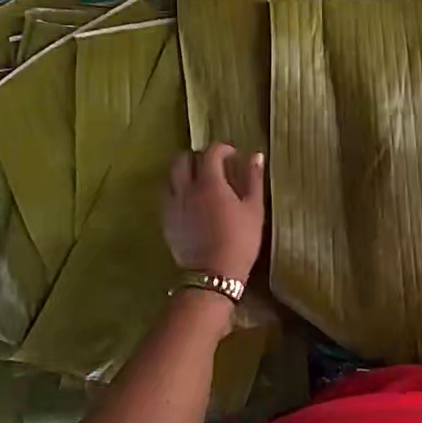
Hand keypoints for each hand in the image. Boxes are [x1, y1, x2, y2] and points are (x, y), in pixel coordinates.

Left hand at [162, 144, 264, 281]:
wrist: (214, 274)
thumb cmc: (241, 239)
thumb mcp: (254, 208)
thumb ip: (253, 179)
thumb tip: (255, 155)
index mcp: (209, 182)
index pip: (211, 152)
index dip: (223, 149)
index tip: (233, 155)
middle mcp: (185, 189)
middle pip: (182, 159)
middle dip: (197, 157)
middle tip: (213, 166)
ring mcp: (172, 205)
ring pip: (169, 176)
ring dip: (183, 172)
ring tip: (198, 181)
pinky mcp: (166, 221)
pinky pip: (166, 196)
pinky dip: (176, 191)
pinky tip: (190, 201)